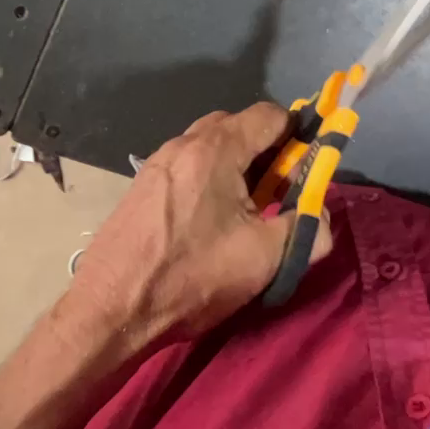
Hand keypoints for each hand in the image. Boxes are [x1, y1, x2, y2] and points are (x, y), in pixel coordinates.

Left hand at [0, 104, 329, 428]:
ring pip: (212, 146)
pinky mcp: (142, 185)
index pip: (270, 114)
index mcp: (216, 149)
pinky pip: (189, 165)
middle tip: (276, 192)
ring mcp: (158, 162)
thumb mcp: (264, 259)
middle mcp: (185, 143)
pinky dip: (210, 179)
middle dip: (267, 151)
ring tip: (243, 212)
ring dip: (237, 167)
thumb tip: (322, 218)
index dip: (297, 135)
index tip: (305, 169)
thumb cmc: (190, 278)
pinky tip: (208, 223)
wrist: (108, 314)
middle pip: (239, 125)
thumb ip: (308, 230)